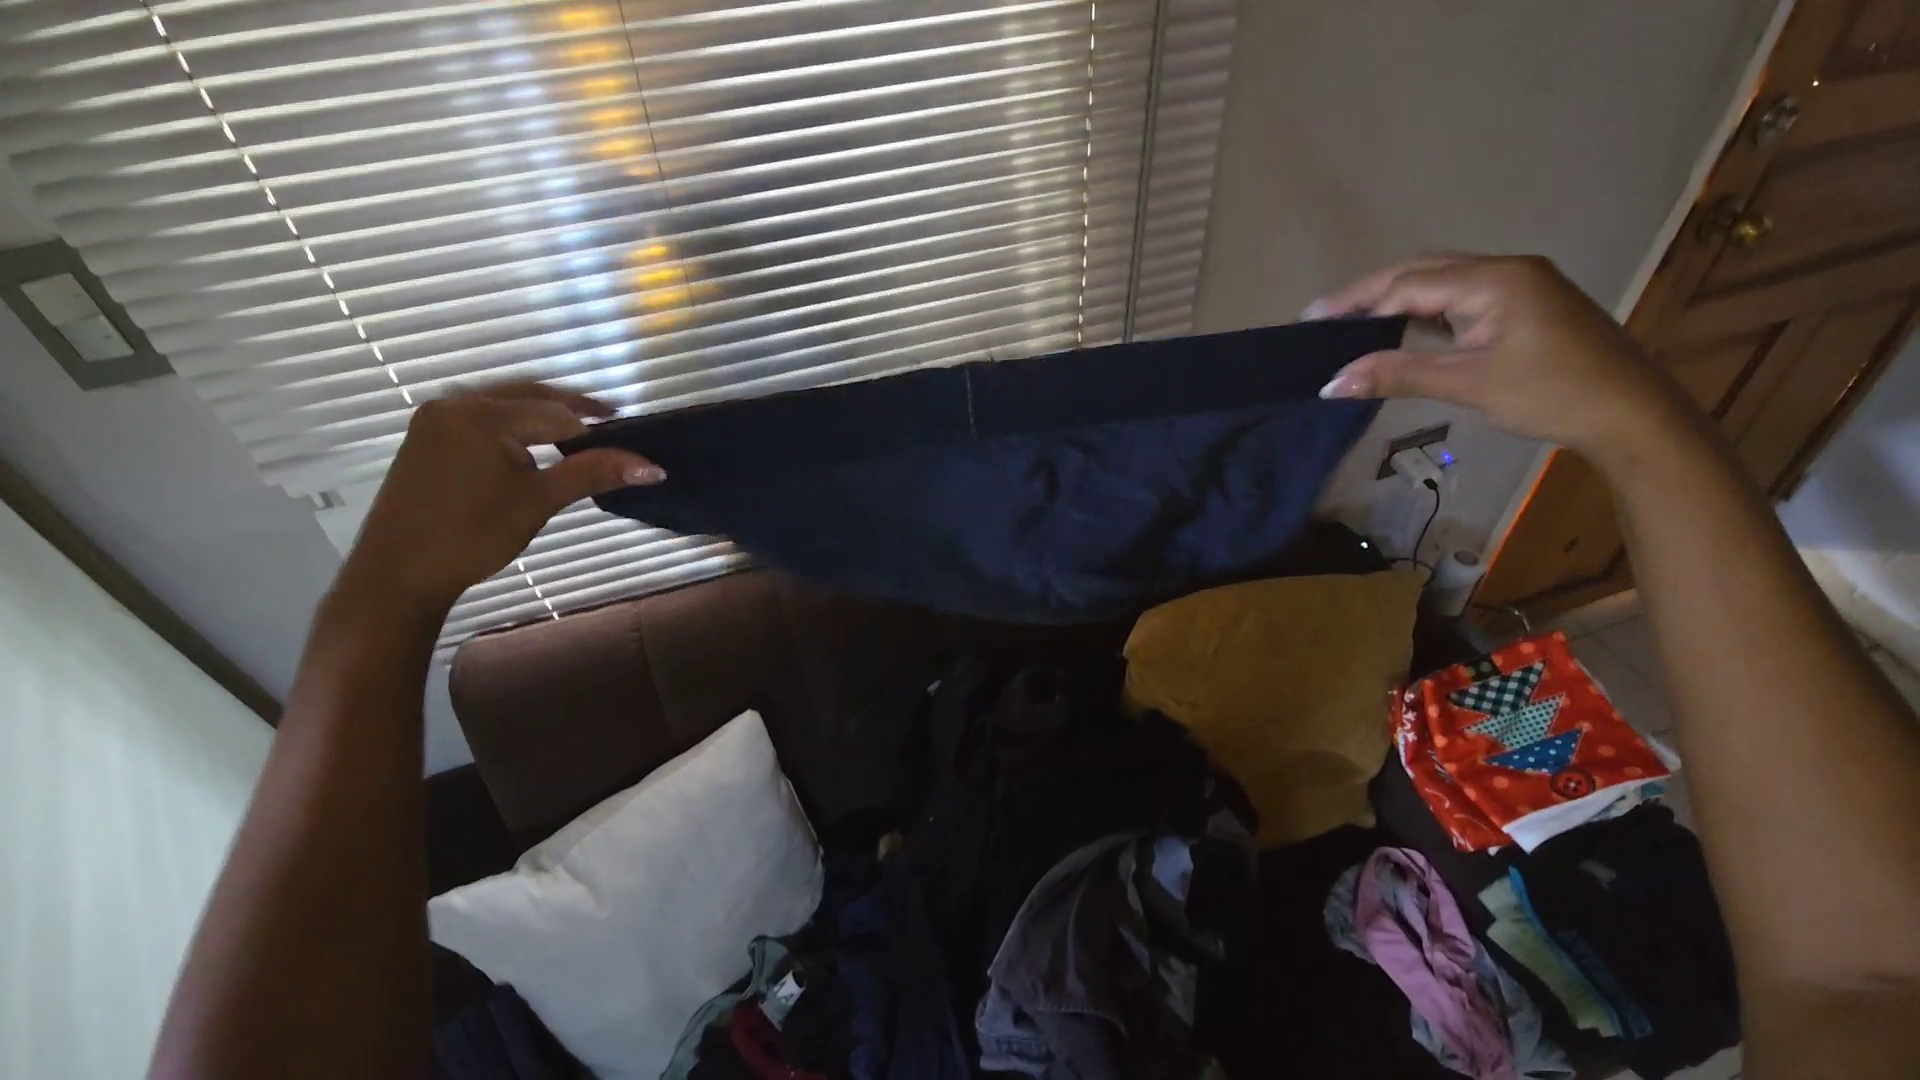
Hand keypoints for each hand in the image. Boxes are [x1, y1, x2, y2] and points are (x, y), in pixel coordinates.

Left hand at [338, 383, 661, 611]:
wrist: (398, 573)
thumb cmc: (472, 535)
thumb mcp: (539, 501)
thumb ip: (594, 473)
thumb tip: (653, 467)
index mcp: (483, 415)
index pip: (557, 414)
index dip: (596, 431)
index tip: (628, 442)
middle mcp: (456, 403)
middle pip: (531, 396)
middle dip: (572, 410)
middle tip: (612, 425)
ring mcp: (436, 417)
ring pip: (506, 403)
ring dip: (543, 414)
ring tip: (578, 436)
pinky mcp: (427, 436)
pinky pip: (482, 416)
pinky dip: (515, 424)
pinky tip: (533, 446)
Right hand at [1307, 254, 1696, 457]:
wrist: (1631, 414)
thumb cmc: (1551, 394)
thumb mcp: (1468, 384)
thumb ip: (1397, 375)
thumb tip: (1330, 384)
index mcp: (1495, 278)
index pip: (1409, 285)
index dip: (1358, 305)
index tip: (1313, 324)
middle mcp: (1505, 269)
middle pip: (1421, 271)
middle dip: (1369, 293)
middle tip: (1322, 317)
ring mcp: (1517, 285)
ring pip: (1440, 282)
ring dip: (1394, 299)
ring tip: (1349, 322)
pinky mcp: (1522, 305)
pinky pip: (1459, 298)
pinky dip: (1422, 311)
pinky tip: (1398, 329)